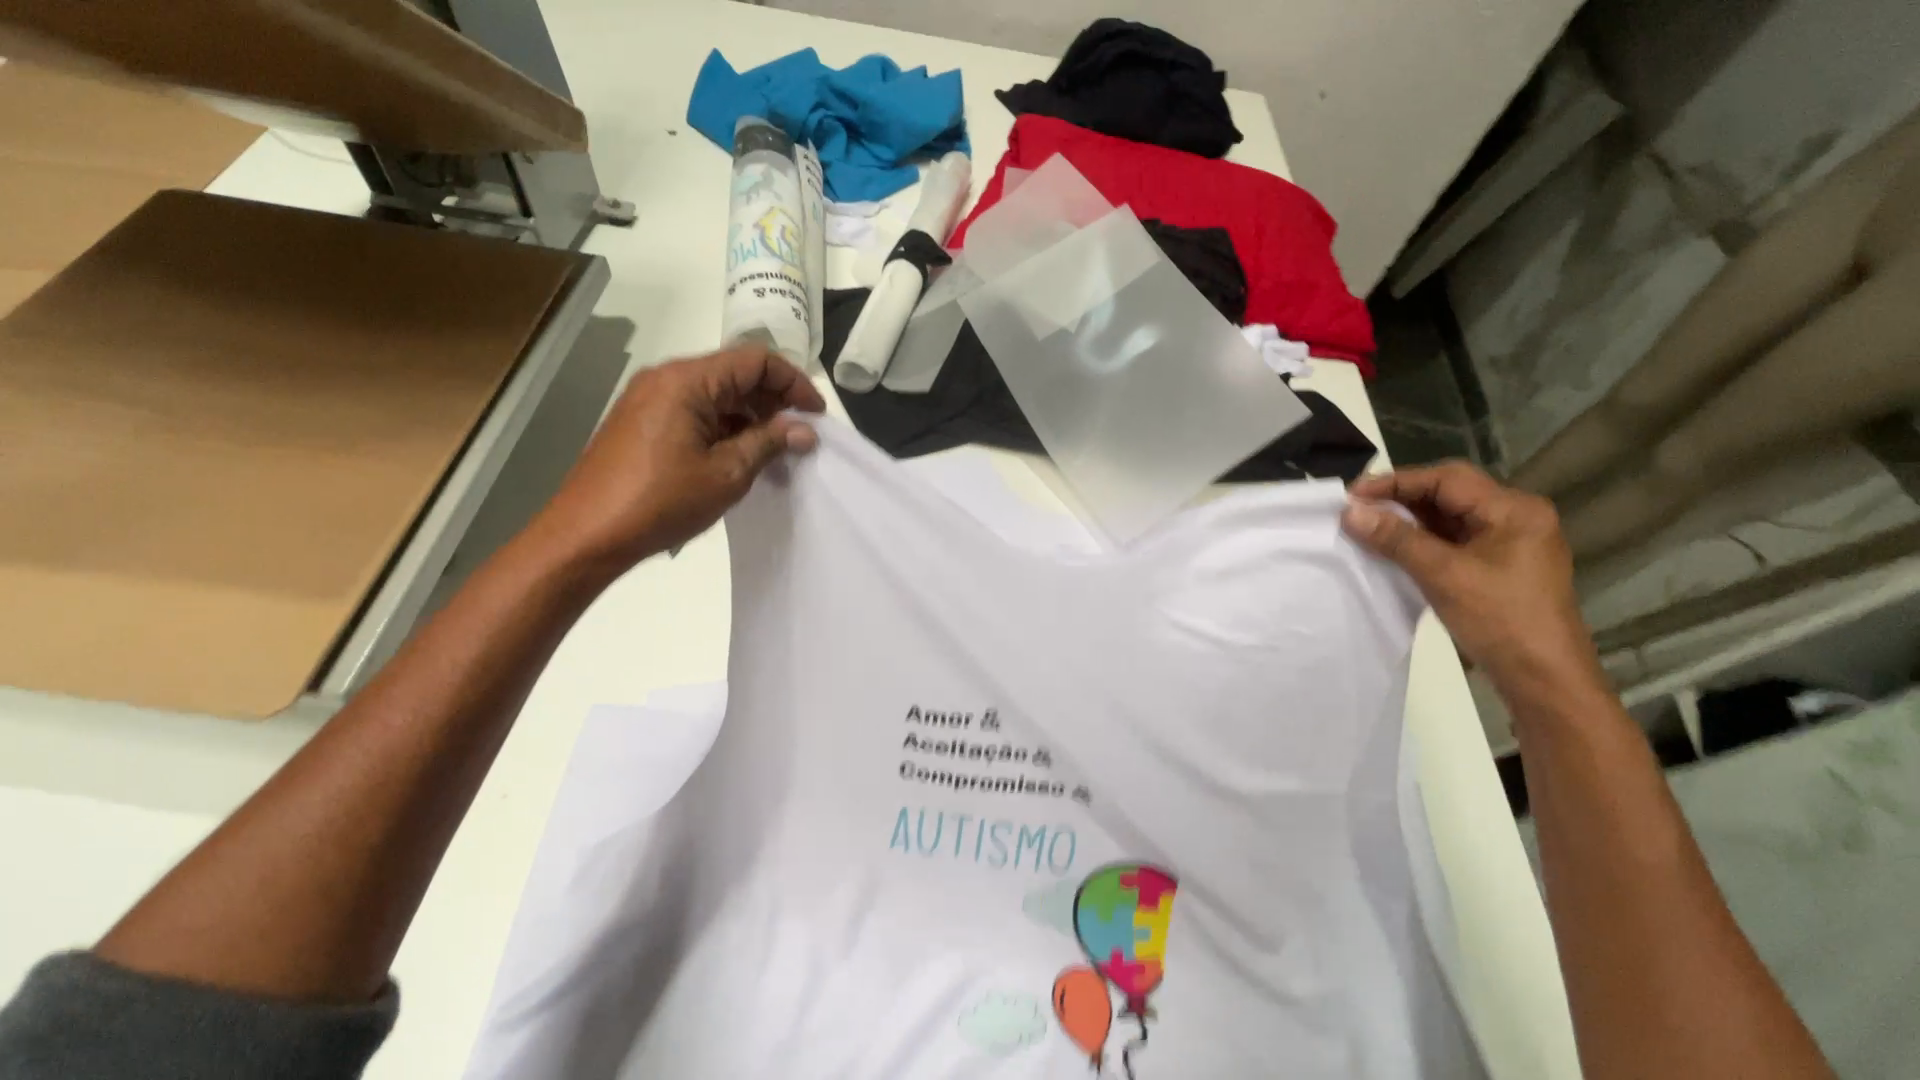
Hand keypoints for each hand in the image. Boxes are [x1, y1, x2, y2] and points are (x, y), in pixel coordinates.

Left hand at [526, 344, 825, 575]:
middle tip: (800, 436)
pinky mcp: (641, 421)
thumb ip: (768, 443)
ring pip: (714, 393)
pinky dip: (723, 426)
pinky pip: (694, 410)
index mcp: (686, 380)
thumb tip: (804, 430)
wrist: (586, 534)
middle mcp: (666, 377)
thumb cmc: (660, 502)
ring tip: (775, 452)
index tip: (817, 416)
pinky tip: (739, 457)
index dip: (794, 383)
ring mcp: (649, 398)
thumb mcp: (726, 474)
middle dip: (773, 400)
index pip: (755, 360)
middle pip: (734, 372)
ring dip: (749, 416)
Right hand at [1341, 462, 1606, 701]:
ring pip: (1452, 518)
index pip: (1447, 479)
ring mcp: (1512, 543)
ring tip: (1369, 526)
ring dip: (1411, 520)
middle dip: (1402, 498)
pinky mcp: (1502, 566)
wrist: (1545, 679)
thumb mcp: (1443, 575)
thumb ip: (1397, 539)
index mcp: (1514, 509)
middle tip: (1357, 508)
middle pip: (1450, 494)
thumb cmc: (1501, 621)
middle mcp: (1517, 517)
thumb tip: (1351, 511)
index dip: (1397, 481)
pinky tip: (1396, 549)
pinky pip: (1457, 540)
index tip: (1353, 494)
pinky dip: (1425, 541)